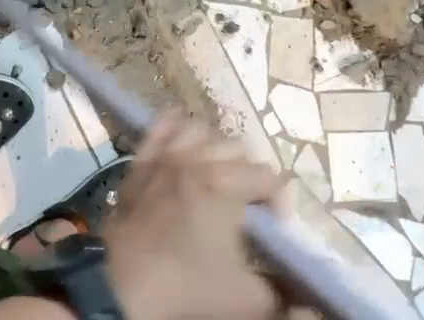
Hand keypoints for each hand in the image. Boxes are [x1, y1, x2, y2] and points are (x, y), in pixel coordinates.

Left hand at [102, 113, 288, 319]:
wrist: (124, 285)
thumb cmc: (188, 289)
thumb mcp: (248, 299)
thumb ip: (281, 290)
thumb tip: (300, 293)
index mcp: (226, 185)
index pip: (270, 178)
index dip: (280, 204)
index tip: (274, 232)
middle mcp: (197, 159)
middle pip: (238, 149)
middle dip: (250, 174)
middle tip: (248, 207)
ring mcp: (165, 155)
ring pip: (201, 129)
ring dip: (216, 147)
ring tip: (218, 175)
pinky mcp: (140, 160)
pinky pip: (159, 125)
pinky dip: (174, 123)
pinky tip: (182, 129)